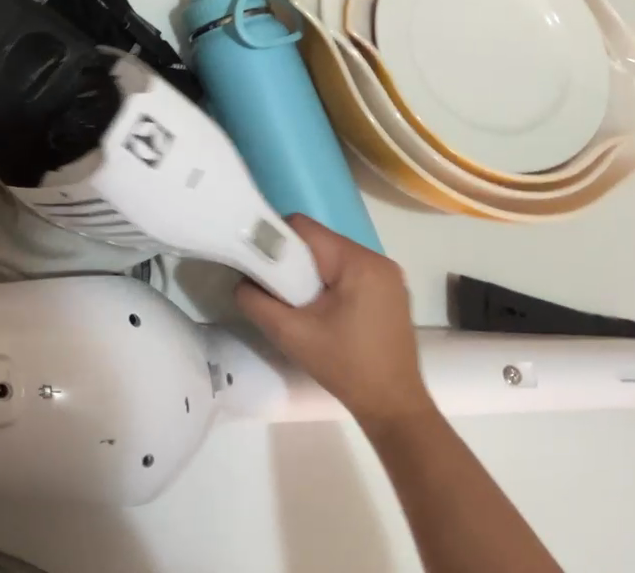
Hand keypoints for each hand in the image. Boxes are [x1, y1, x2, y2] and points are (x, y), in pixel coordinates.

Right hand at [234, 215, 431, 430]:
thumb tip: (241, 279)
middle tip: (278, 290)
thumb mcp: (287, 333)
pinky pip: (348, 270)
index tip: (261, 268)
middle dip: (292, 260)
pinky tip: (323, 311)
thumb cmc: (343, 366)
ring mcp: (389, 276)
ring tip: (299, 303)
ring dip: (309, 272)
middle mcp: (378, 260)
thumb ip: (254, 299)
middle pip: (317, 240)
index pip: (303, 228)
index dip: (274, 241)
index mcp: (358, 263)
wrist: (393, 406)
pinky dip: (329, 282)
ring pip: (331, 255)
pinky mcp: (390, 291)